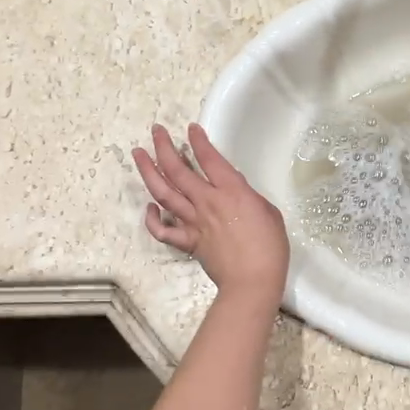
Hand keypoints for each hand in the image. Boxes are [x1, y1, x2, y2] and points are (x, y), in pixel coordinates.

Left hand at [131, 123, 289, 303]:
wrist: (252, 281)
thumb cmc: (269, 247)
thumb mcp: (267, 211)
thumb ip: (247, 195)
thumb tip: (233, 189)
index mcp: (231, 191)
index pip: (210, 158)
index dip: (198, 141)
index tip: (191, 129)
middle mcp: (206, 202)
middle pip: (178, 169)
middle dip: (164, 146)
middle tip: (156, 131)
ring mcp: (193, 222)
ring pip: (163, 192)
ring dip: (148, 171)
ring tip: (139, 154)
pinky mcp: (187, 242)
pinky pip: (162, 230)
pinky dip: (152, 218)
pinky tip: (150, 207)